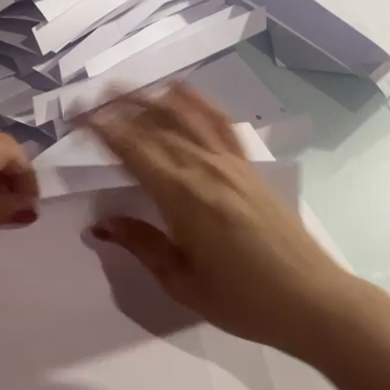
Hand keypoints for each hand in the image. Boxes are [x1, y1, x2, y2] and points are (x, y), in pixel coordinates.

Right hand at [85, 84, 356, 356]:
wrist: (312, 300)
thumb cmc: (243, 301)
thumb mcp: (182, 282)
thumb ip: (142, 245)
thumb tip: (102, 223)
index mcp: (182, 196)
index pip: (132, 149)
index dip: (102, 129)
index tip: (77, 116)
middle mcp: (205, 168)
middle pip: (155, 125)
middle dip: (120, 108)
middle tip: (90, 99)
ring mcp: (231, 163)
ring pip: (186, 116)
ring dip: (152, 98)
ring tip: (127, 88)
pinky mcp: (251, 168)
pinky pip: (219, 124)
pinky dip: (197, 103)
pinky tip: (182, 92)